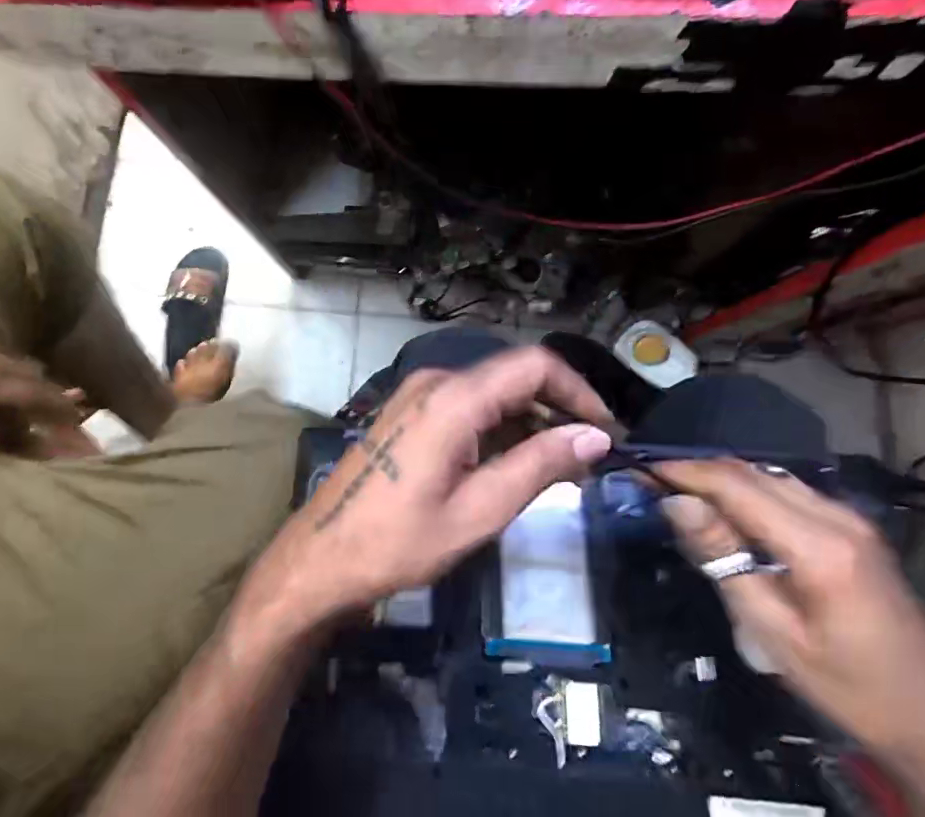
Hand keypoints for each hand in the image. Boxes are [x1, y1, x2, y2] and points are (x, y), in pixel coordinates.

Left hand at [0, 318, 88, 468]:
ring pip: (24, 368)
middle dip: (57, 398)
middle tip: (73, 413)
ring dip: (40, 385)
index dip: (59, 409)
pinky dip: (21, 375)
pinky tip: (12, 381)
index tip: (80, 420)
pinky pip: (9, 362)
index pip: (36, 396)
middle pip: (37, 380)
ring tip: (49, 400)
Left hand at [237, 348, 614, 635]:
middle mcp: (437, 381)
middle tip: (588, 456)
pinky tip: (516, 462)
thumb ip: (540, 465)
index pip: (536, 367)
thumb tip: (595, 437)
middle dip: (559, 409)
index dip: (579, 392)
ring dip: (531, 421)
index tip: (605, 431)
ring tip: (560, 466)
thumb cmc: (398, 542)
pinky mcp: (411, 410)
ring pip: (495, 390)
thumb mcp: (479, 511)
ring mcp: (420, 393)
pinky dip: (501, 426)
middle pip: (516, 375)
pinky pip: (470, 403)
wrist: (319, 558)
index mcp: (454, 398)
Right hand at [655, 461, 924, 813]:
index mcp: (818, 543)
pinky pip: (793, 494)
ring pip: (774, 478)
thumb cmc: (851, 690)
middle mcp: (837, 515)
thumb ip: (724, 561)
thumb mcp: (774, 635)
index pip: (737, 484)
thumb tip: (678, 504)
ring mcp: (852, 519)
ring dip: (727, 480)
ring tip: (684, 494)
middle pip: (755, 472)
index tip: (643, 468)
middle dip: (702, 471)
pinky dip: (754, 493)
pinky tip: (734, 513)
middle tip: (655, 481)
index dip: (686, 471)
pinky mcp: (857, 531)